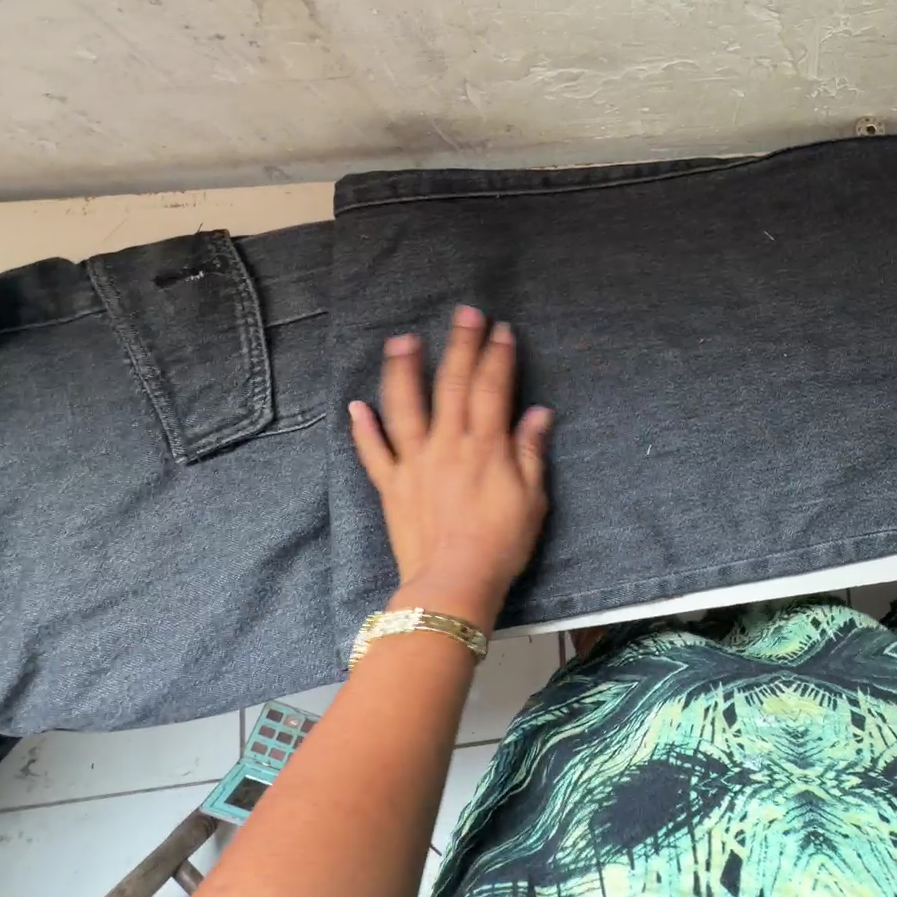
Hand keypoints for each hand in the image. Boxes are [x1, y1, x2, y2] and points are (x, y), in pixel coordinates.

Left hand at [348, 306, 552, 627]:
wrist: (455, 583)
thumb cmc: (502, 543)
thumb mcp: (532, 498)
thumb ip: (531, 452)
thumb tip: (540, 414)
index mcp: (485, 447)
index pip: (493, 389)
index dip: (499, 356)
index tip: (502, 330)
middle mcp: (448, 445)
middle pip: (454, 385)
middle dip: (461, 345)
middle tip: (464, 312)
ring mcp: (416, 463)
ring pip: (406, 407)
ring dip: (405, 371)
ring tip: (403, 340)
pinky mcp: (393, 486)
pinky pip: (375, 452)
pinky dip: (364, 428)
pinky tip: (357, 405)